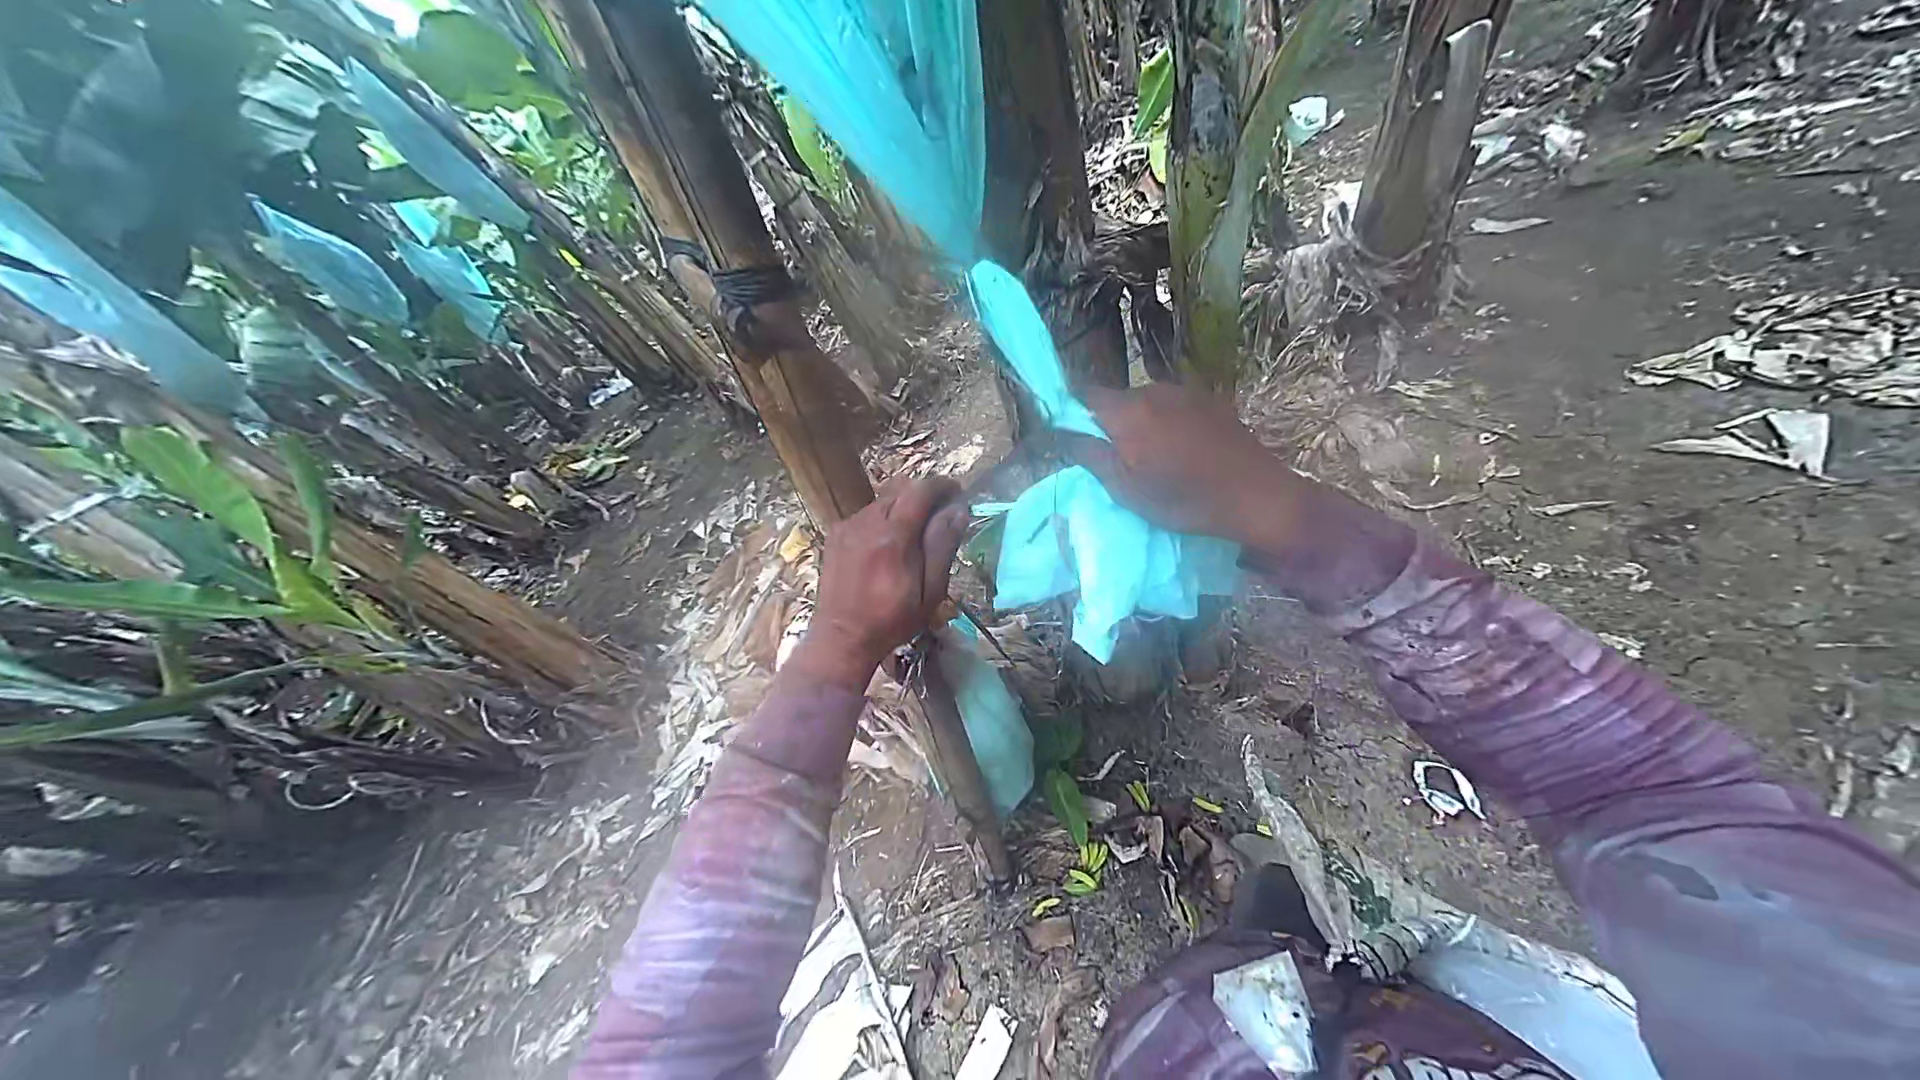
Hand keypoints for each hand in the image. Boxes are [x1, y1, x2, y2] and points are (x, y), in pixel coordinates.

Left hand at [786, 476, 967, 690]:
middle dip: (924, 493)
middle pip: (900, 487)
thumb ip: (943, 545)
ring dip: (903, 506)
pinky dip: (883, 519)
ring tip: (914, 533)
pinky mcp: (835, 534)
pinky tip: (887, 545)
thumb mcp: (930, 591)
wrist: (841, 638)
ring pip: (882, 499)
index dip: (942, 486)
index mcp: (894, 537)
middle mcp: (867, 523)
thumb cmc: (892, 620)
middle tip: (940, 513)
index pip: (921, 490)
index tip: (957, 493)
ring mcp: (847, 526)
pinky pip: (866, 514)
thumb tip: (958, 510)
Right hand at [1070, 383, 1299, 544]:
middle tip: (1115, 458)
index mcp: (1128, 412)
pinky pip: (1172, 405)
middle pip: (1115, 398)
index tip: (1071, 434)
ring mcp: (1185, 392)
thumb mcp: (1126, 488)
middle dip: (1107, 422)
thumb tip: (1062, 432)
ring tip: (1151, 457)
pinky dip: (1165, 422)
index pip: (1084, 394)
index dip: (1071, 410)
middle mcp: (1154, 391)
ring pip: (1145, 402)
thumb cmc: (1184, 500)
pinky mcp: (1209, 400)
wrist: (1256, 496)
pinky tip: (1179, 450)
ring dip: (1138, 422)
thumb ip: (1089, 455)